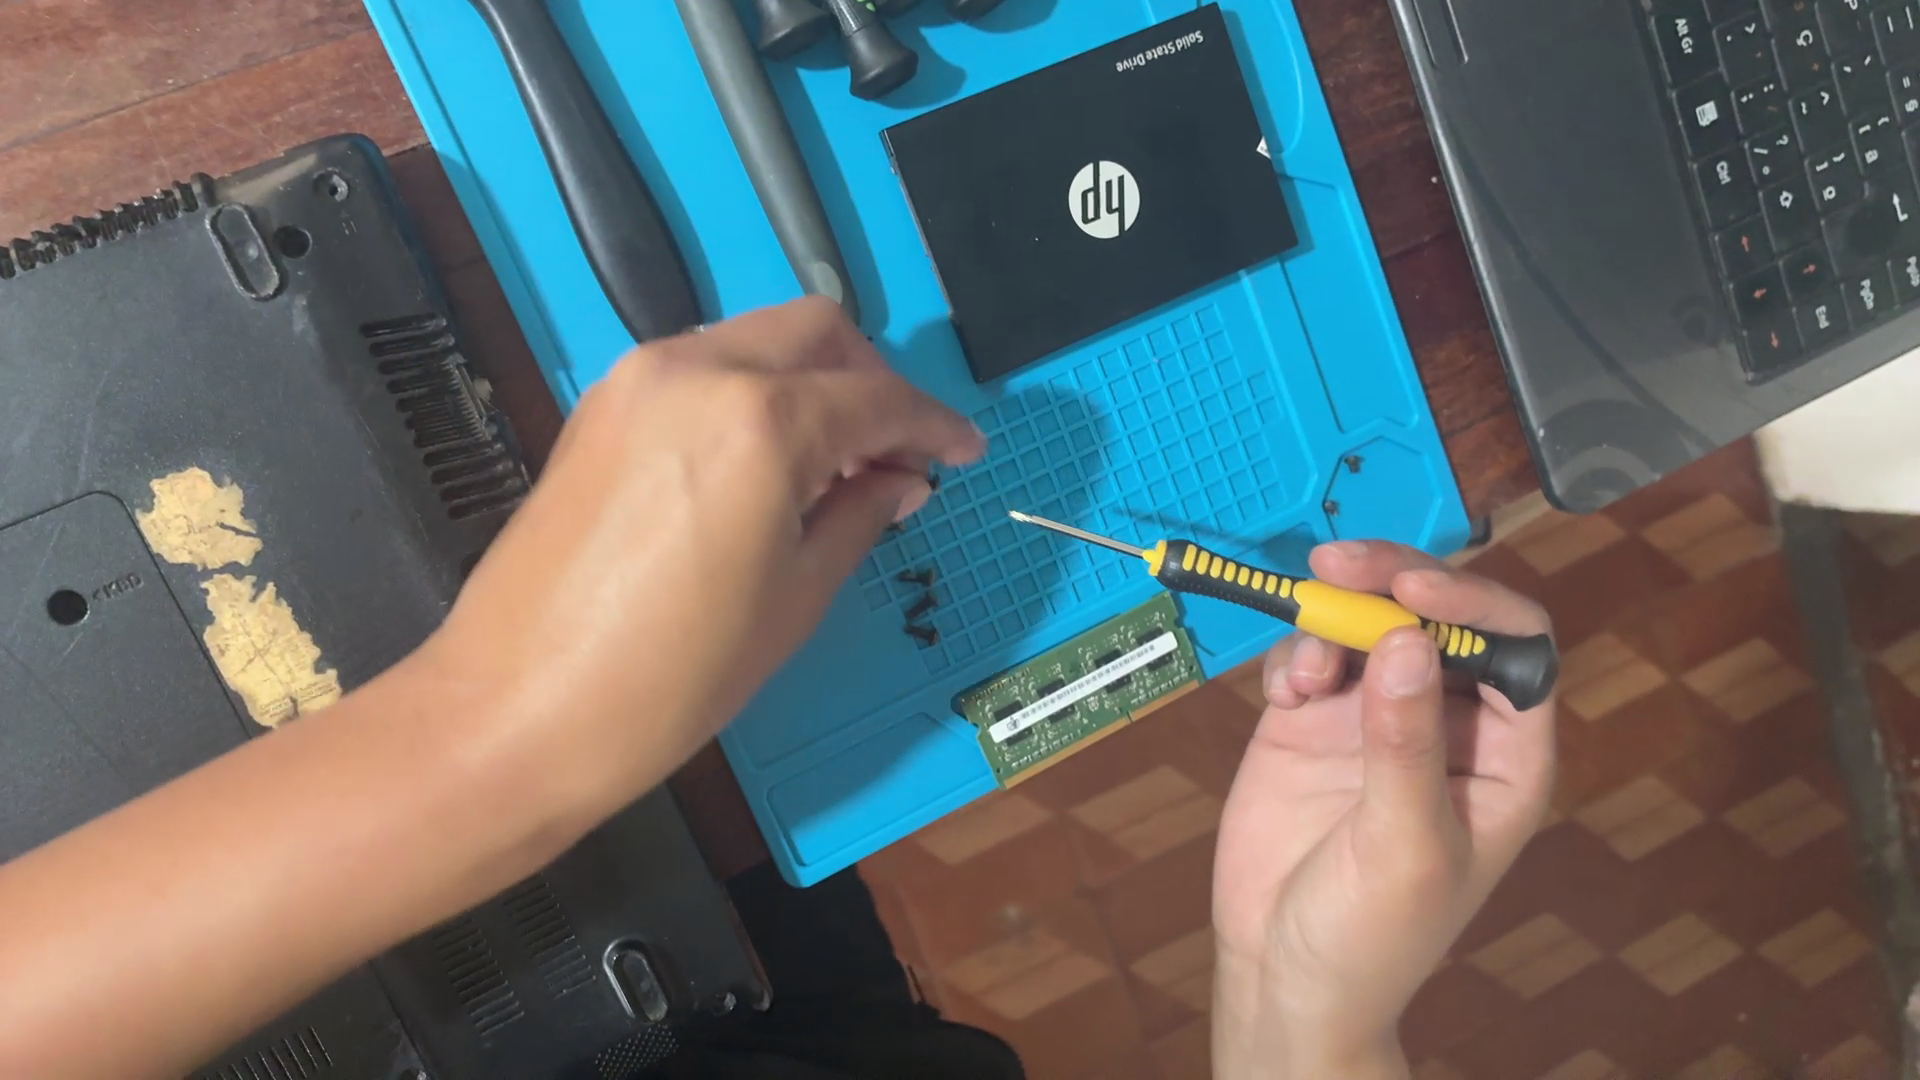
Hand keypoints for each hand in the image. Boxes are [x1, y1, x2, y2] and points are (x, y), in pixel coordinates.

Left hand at [433, 297, 985, 823]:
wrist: (518, 713)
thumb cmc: (680, 673)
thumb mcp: (799, 596)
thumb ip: (861, 513)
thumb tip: (902, 479)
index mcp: (763, 422)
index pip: (878, 397)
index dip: (935, 423)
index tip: (965, 450)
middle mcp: (700, 370)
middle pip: (819, 331)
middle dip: (874, 381)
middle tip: (896, 454)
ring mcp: (640, 378)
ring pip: (761, 342)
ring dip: (817, 385)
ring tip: (837, 464)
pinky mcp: (604, 404)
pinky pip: (709, 370)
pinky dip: (760, 396)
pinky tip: (770, 463)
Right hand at [1210, 541, 1555, 1079]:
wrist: (1279, 965)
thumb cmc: (1371, 932)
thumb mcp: (1403, 844)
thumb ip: (1406, 743)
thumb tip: (1407, 642)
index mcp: (1500, 755)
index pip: (1514, 649)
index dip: (1471, 606)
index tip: (1406, 591)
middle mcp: (1439, 722)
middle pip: (1431, 620)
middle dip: (1388, 585)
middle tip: (1331, 565)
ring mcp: (1367, 716)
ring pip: (1361, 628)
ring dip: (1329, 626)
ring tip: (1301, 677)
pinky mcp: (1307, 720)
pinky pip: (1305, 658)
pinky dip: (1290, 659)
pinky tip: (1282, 695)